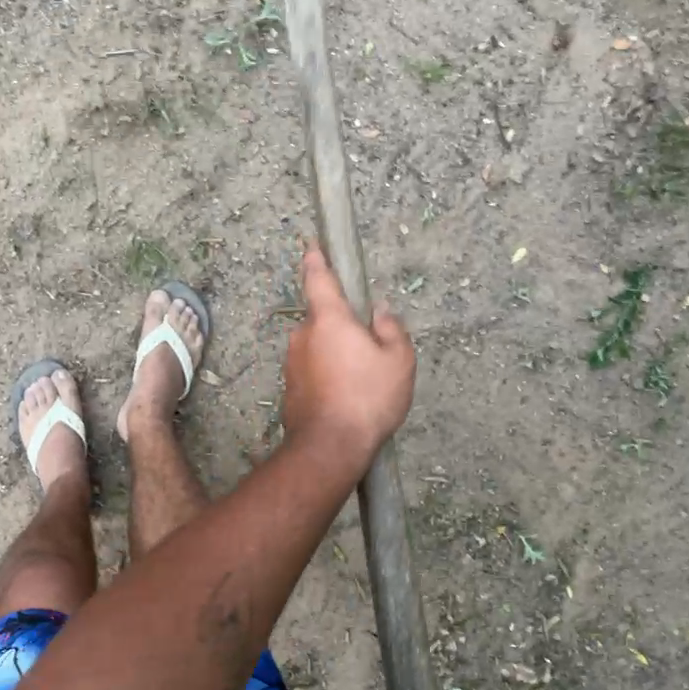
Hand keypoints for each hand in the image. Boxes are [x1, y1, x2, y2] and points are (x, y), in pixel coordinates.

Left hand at [281, 246, 415, 462]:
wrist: (330, 445)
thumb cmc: (369, 397)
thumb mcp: (398, 360)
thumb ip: (391, 329)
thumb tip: (381, 311)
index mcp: (328, 319)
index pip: (318, 278)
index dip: (316, 259)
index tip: (311, 244)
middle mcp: (303, 334)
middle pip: (323, 319)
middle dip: (342, 327)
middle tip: (368, 350)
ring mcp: (292, 361)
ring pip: (318, 347)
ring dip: (336, 355)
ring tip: (362, 381)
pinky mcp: (289, 386)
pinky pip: (312, 370)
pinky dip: (327, 376)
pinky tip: (346, 397)